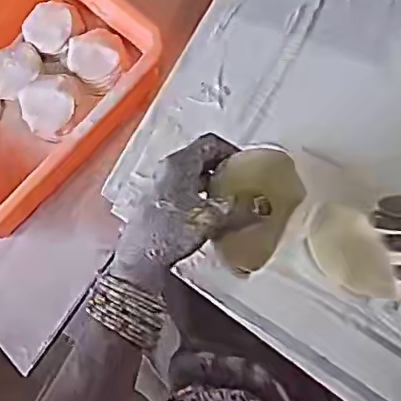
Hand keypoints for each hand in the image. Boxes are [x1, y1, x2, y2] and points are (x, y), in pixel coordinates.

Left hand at [112, 134, 253, 286]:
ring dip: (209, 180)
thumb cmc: (167, 232)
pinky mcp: (155, 199)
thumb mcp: (211, 220)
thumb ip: (239, 210)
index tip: (243, 161)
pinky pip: (181, 186)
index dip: (230, 149)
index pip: (209, 143)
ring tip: (225, 196)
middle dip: (221, 165)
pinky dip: (197, 191)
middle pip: (199, 156)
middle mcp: (166, 168)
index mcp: (179, 164)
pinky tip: (206, 211)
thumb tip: (260, 206)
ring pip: (190, 172)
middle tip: (238, 177)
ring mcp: (158, 183)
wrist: (140, 257)